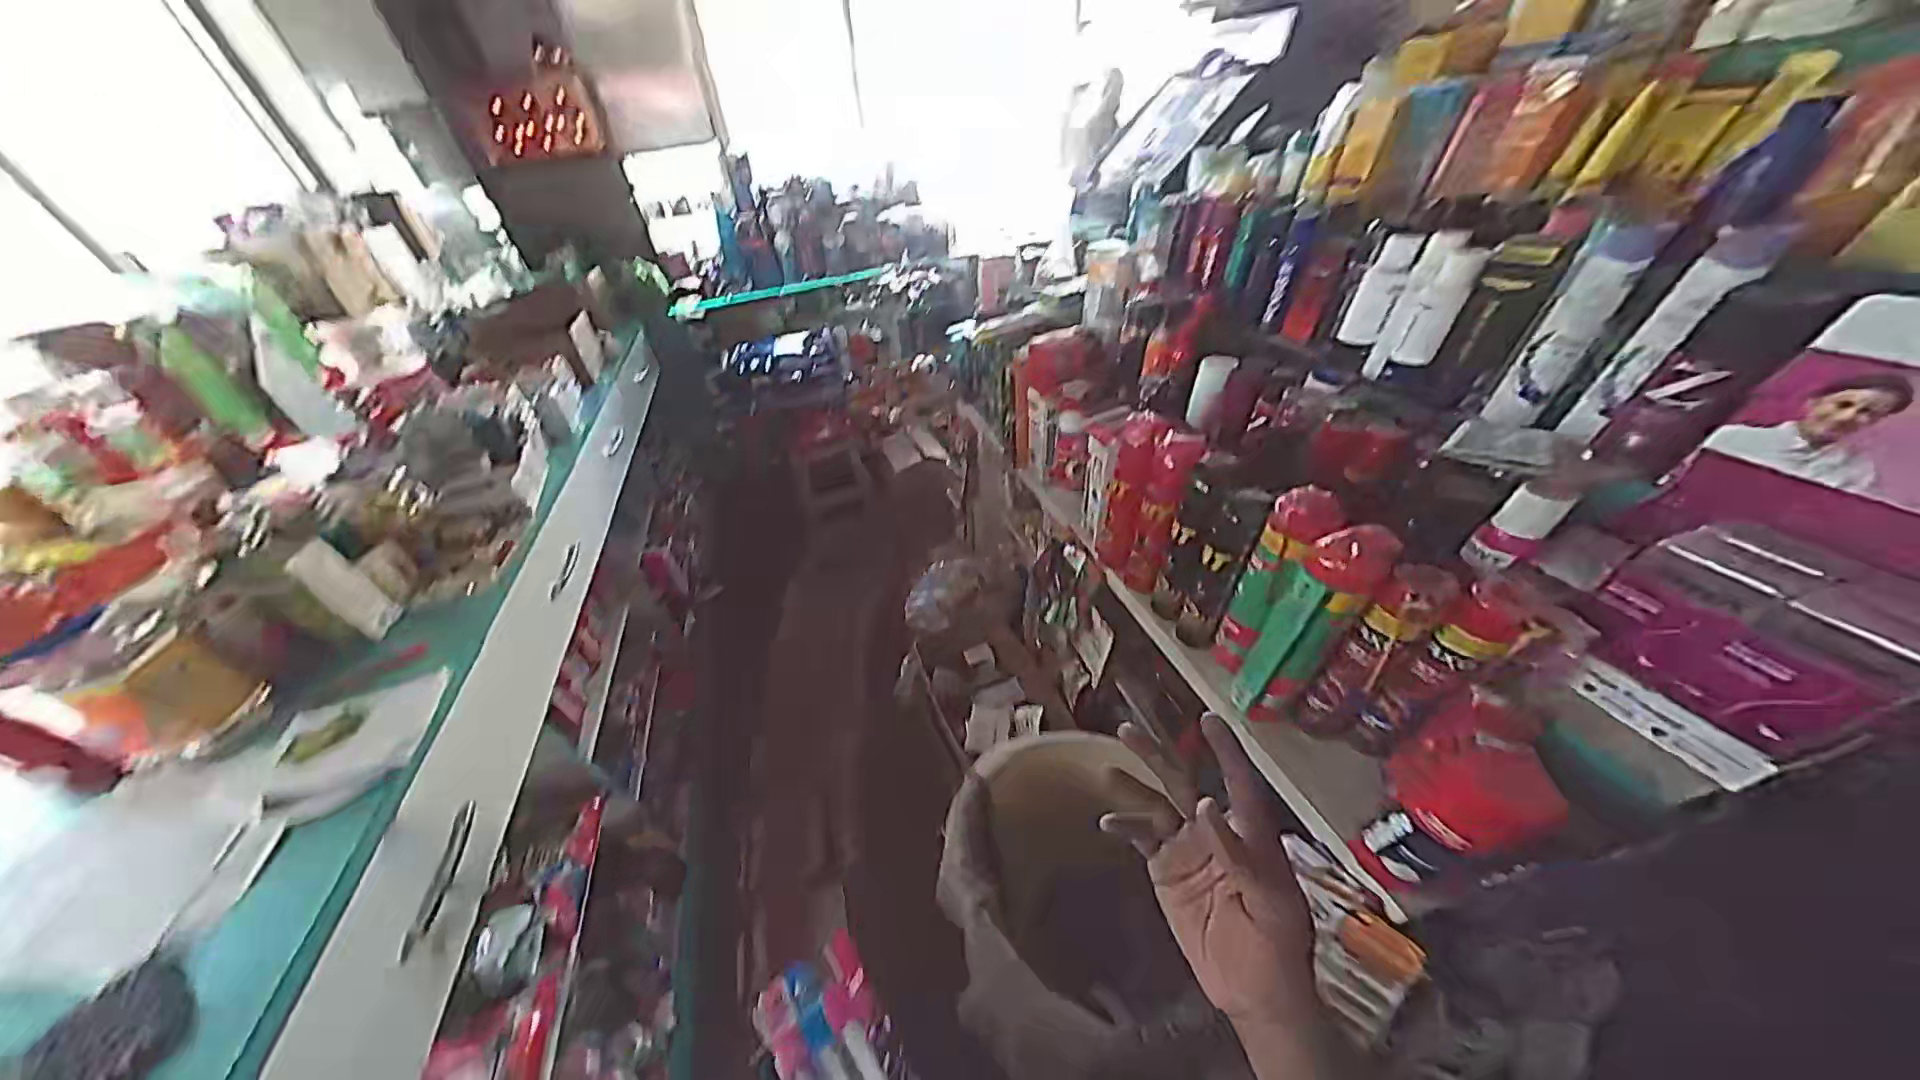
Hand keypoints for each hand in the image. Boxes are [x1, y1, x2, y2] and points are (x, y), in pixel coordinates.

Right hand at [1099, 714, 1318, 1026]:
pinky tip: (1109, 822)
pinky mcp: (1165, 869)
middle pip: (1182, 782)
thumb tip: (1206, 807)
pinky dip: (1125, 827)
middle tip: (1127, 729)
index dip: (1224, 750)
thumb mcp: (1271, 902)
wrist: (1254, 993)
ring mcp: (1185, 848)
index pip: (1237, 782)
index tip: (1208, 720)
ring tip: (1107, 769)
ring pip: (1155, 805)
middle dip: (1157, 754)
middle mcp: (1212, 830)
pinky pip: (1142, 840)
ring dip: (1132, 785)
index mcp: (1249, 833)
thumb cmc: (1278, 946)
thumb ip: (1240, 854)